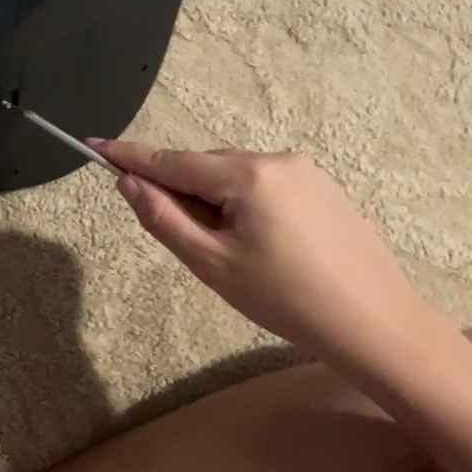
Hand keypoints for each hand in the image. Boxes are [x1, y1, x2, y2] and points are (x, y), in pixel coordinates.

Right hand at [92, 140, 432, 361]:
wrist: (380, 328)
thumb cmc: (286, 300)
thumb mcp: (211, 264)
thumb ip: (163, 217)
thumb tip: (128, 182)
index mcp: (246, 176)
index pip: (170, 160)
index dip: (128, 155)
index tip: (92, 144)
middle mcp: (275, 159)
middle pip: (202, 167)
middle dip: (180, 192)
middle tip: (186, 242)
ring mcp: (305, 171)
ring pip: (231, 176)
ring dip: (213, 202)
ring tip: (230, 253)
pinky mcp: (323, 188)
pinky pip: (261, 184)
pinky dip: (241, 204)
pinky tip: (259, 245)